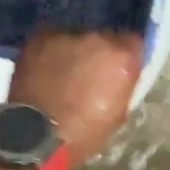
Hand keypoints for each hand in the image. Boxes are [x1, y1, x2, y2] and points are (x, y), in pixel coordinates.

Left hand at [9, 30, 142, 163]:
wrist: (35, 136)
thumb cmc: (84, 132)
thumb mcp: (119, 112)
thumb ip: (123, 82)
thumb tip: (120, 71)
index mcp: (122, 57)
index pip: (133, 41)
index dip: (125, 54)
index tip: (118, 67)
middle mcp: (98, 37)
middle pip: (104, 35)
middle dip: (100, 50)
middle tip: (90, 70)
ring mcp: (67, 34)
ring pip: (77, 35)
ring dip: (75, 49)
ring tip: (65, 70)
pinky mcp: (41, 36)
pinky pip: (53, 38)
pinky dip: (53, 50)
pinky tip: (47, 67)